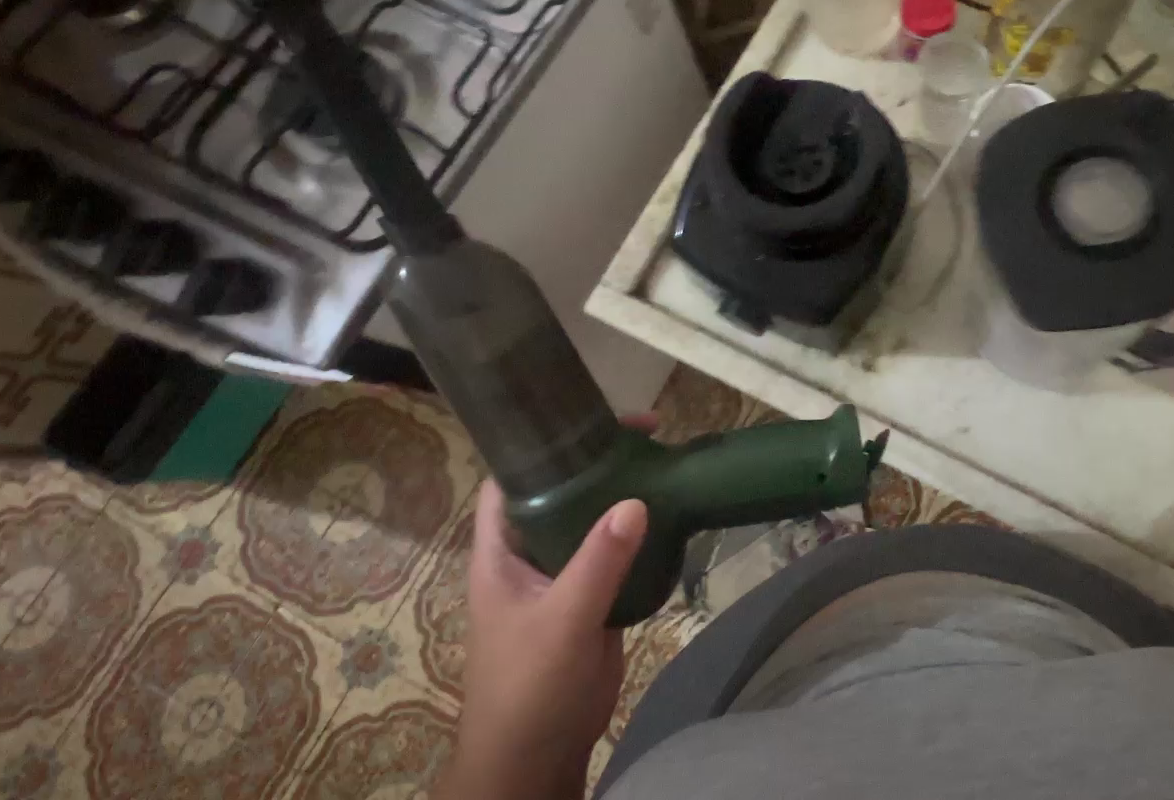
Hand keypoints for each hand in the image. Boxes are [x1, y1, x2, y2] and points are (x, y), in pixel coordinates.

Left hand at [439, 465, 649, 799]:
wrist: (539, 754)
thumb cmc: (529, 686)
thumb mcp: (562, 620)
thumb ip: (597, 563)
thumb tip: (636, 501)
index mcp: (502, 551)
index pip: (511, 480)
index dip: (542, 445)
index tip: (592, 419)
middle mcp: (530, 554)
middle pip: (561, 491)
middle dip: (599, 460)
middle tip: (649, 434)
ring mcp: (562, 574)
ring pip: (591, 518)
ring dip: (623, 493)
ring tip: (665, 462)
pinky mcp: (592, 596)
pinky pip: (615, 551)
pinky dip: (640, 530)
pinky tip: (671, 513)